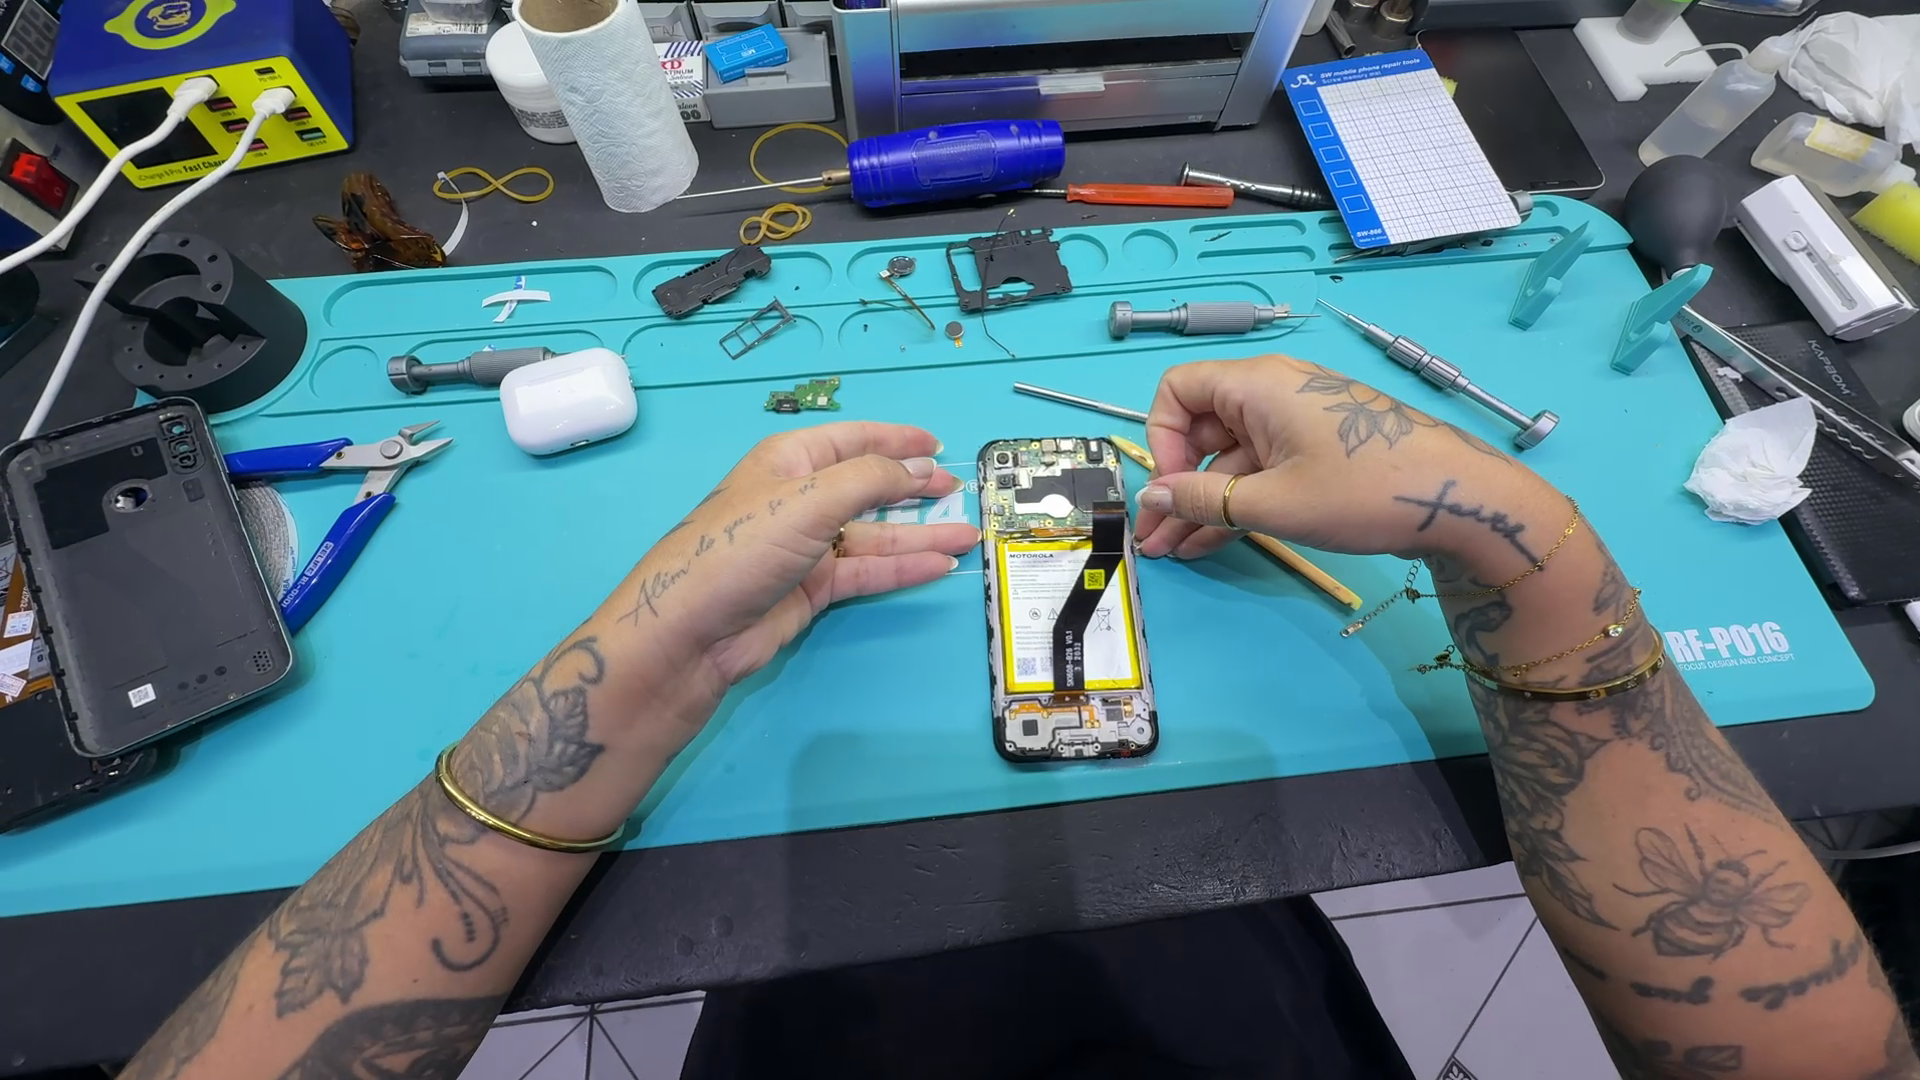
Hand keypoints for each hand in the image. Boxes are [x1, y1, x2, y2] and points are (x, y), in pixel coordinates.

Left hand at [594, 422, 975, 734]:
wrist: (691, 633)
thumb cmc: (744, 548)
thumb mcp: (810, 500)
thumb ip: (870, 479)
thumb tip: (917, 468)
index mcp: (790, 462)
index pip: (853, 440)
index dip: (896, 440)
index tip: (936, 446)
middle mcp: (800, 499)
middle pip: (867, 487)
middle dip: (912, 487)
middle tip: (955, 490)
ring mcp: (806, 546)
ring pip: (875, 535)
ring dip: (919, 535)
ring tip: (966, 534)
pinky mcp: (812, 588)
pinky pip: (867, 571)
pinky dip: (902, 568)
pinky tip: (937, 565)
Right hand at [1133, 356, 1560, 574]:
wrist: (1465, 503)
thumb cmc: (1361, 490)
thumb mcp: (1271, 502)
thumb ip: (1201, 499)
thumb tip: (1149, 500)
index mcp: (1256, 386)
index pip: (1178, 391)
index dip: (1161, 437)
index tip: (1170, 486)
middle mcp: (1270, 395)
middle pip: (1199, 432)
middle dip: (1173, 486)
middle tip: (1153, 536)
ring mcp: (1292, 426)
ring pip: (1226, 462)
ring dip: (1198, 506)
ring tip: (1171, 551)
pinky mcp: (1311, 453)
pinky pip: (1256, 474)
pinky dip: (1232, 505)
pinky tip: (1205, 545)